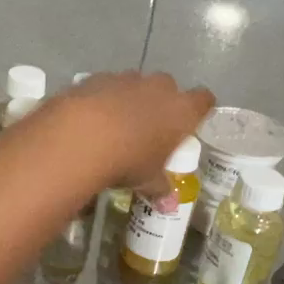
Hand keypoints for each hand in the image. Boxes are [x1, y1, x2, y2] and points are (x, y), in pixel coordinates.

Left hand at [52, 72, 214, 205]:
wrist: (79, 136)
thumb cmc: (128, 160)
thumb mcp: (147, 181)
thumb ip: (160, 189)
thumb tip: (169, 206)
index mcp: (181, 110)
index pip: (203, 100)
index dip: (198, 109)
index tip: (190, 123)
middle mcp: (158, 87)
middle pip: (168, 87)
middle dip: (160, 103)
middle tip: (149, 128)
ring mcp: (126, 79)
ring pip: (135, 84)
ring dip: (130, 99)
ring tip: (115, 125)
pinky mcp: (96, 77)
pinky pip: (106, 86)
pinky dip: (102, 98)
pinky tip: (89, 119)